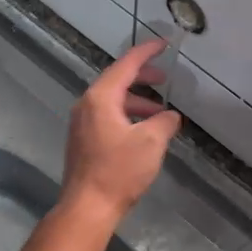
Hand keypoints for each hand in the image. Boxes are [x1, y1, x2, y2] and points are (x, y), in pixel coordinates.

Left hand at [61, 39, 180, 220]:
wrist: (88, 207)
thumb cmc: (118, 171)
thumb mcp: (151, 142)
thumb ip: (164, 122)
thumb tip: (170, 117)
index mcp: (100, 98)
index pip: (126, 65)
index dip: (146, 52)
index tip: (163, 44)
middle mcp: (86, 105)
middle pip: (116, 80)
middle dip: (142, 77)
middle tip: (164, 78)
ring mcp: (81, 123)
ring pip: (112, 101)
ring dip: (136, 102)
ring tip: (159, 113)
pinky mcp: (83, 141)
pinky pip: (107, 116)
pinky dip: (126, 115)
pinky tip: (142, 131)